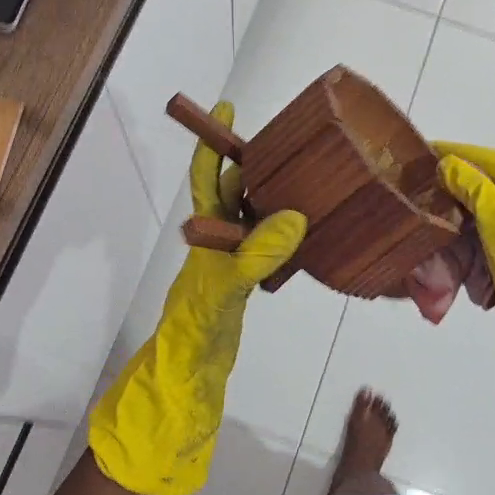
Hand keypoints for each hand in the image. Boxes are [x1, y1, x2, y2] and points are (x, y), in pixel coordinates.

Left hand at [88, 103, 305, 494]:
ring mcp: (232, 264)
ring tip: (308, 174)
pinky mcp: (247, 284)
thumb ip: (252, 259)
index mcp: (207, 239)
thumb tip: (293, 218)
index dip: (214, 145)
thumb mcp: (220, 296)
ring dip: (273, 195)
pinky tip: (308, 229)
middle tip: (291, 138)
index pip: (209, 182)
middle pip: (235, 193)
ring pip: (254, 218)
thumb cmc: (192, 337)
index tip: (227, 109)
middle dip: (255, 162)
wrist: (186, 384)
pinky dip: (285, 232)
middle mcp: (219, 244)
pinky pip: (268, 246)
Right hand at [434, 142, 494, 469]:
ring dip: (471, 231)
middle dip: (461, 196)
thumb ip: (472, 187)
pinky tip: (475, 270)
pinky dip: (485, 252)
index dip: (455, 154)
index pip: (487, 158)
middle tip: (431, 197)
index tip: (425, 152)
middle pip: (491, 188)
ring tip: (452, 240)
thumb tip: (449, 163)